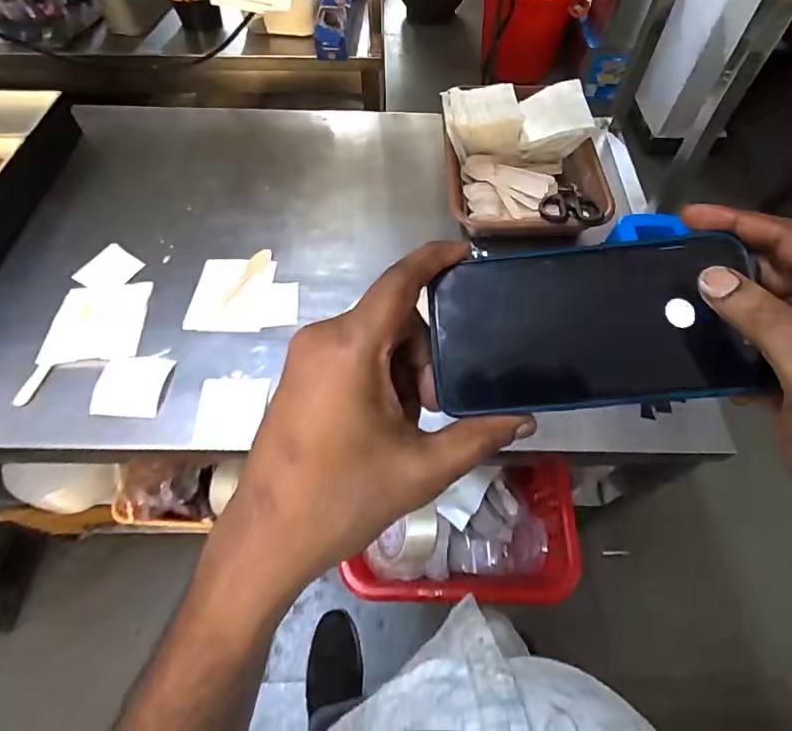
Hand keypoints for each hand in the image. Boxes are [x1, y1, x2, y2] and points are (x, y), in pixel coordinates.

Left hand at [218, 241, 533, 595]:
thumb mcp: (421, 468)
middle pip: (394, 318)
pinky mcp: (299, 372)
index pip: (399, 282)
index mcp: (350, 347)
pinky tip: (384, 422)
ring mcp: (306, 354)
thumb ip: (478, 436)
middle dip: (424, 355)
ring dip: (402, 369)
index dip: (434, 259)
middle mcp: (324, 337)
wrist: (267, 539)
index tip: (464, 252)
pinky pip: (353, 351)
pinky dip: (379, 374)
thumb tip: (524, 418)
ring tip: (408, 424)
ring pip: (376, 337)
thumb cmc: (342, 499)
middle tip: (433, 407)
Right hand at [681, 205, 791, 521]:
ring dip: (723, 297)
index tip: (689, 218)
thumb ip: (767, 324)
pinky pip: (755, 330)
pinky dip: (728, 331)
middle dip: (726, 259)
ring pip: (760, 297)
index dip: (741, 223)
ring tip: (677, 295)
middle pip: (774, 265)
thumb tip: (710, 276)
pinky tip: (701, 341)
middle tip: (674, 255)